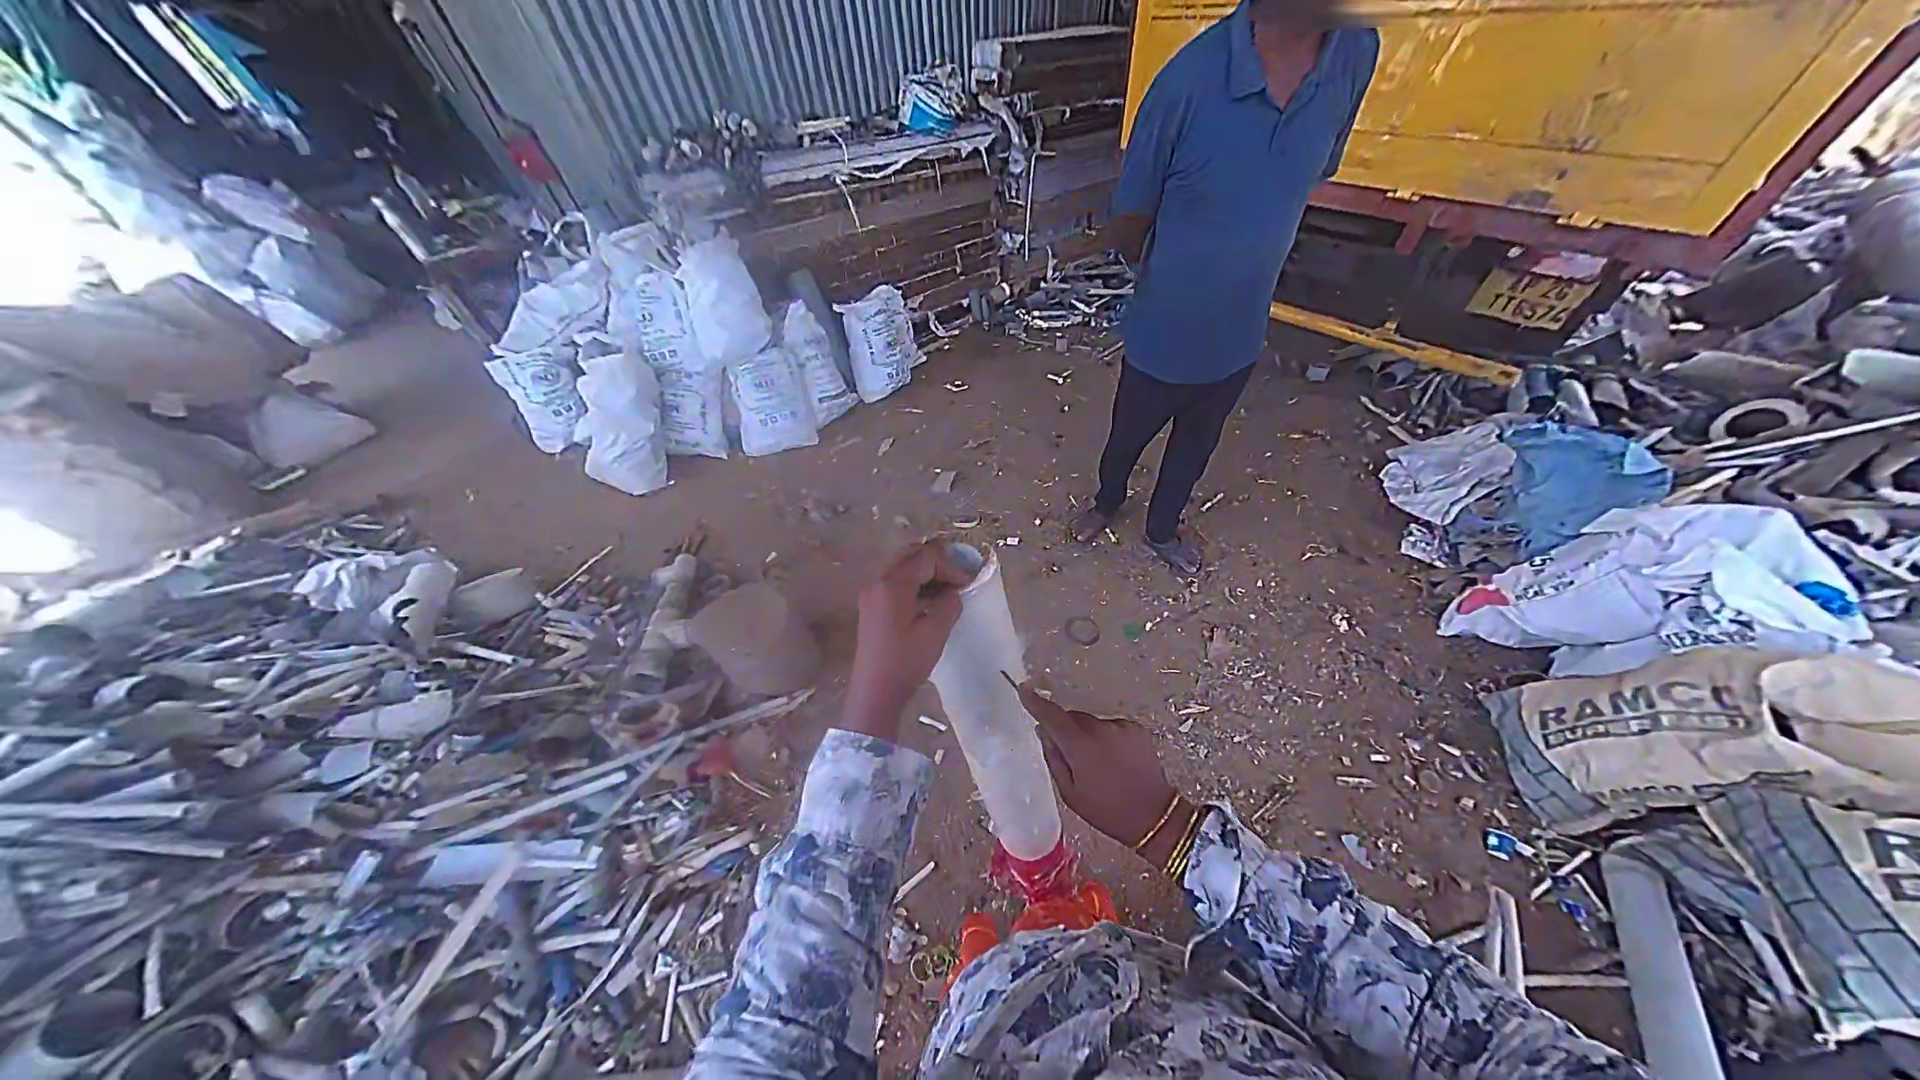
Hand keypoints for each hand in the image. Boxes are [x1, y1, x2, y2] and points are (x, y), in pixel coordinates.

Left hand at [842, 541, 968, 740]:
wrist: (875, 692)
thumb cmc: (906, 662)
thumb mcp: (935, 631)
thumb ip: (948, 604)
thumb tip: (952, 593)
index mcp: (892, 585)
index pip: (925, 559)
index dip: (950, 566)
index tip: (968, 582)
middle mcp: (877, 583)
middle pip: (910, 557)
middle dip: (937, 563)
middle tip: (959, 578)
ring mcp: (871, 595)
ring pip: (901, 569)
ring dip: (925, 573)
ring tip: (948, 589)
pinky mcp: (871, 608)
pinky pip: (895, 584)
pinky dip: (914, 585)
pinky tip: (930, 600)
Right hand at [1019, 685, 1190, 866]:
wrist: (1154, 815)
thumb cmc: (1106, 810)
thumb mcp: (1070, 792)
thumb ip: (1053, 757)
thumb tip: (1044, 731)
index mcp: (1080, 746)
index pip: (1052, 715)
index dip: (1035, 702)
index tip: (1023, 689)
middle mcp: (1100, 729)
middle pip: (1072, 717)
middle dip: (1066, 730)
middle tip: (1071, 756)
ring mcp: (1120, 727)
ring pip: (1092, 722)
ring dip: (1087, 735)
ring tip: (1098, 764)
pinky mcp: (1136, 729)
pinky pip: (1111, 727)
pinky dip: (1107, 737)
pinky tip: (1115, 760)